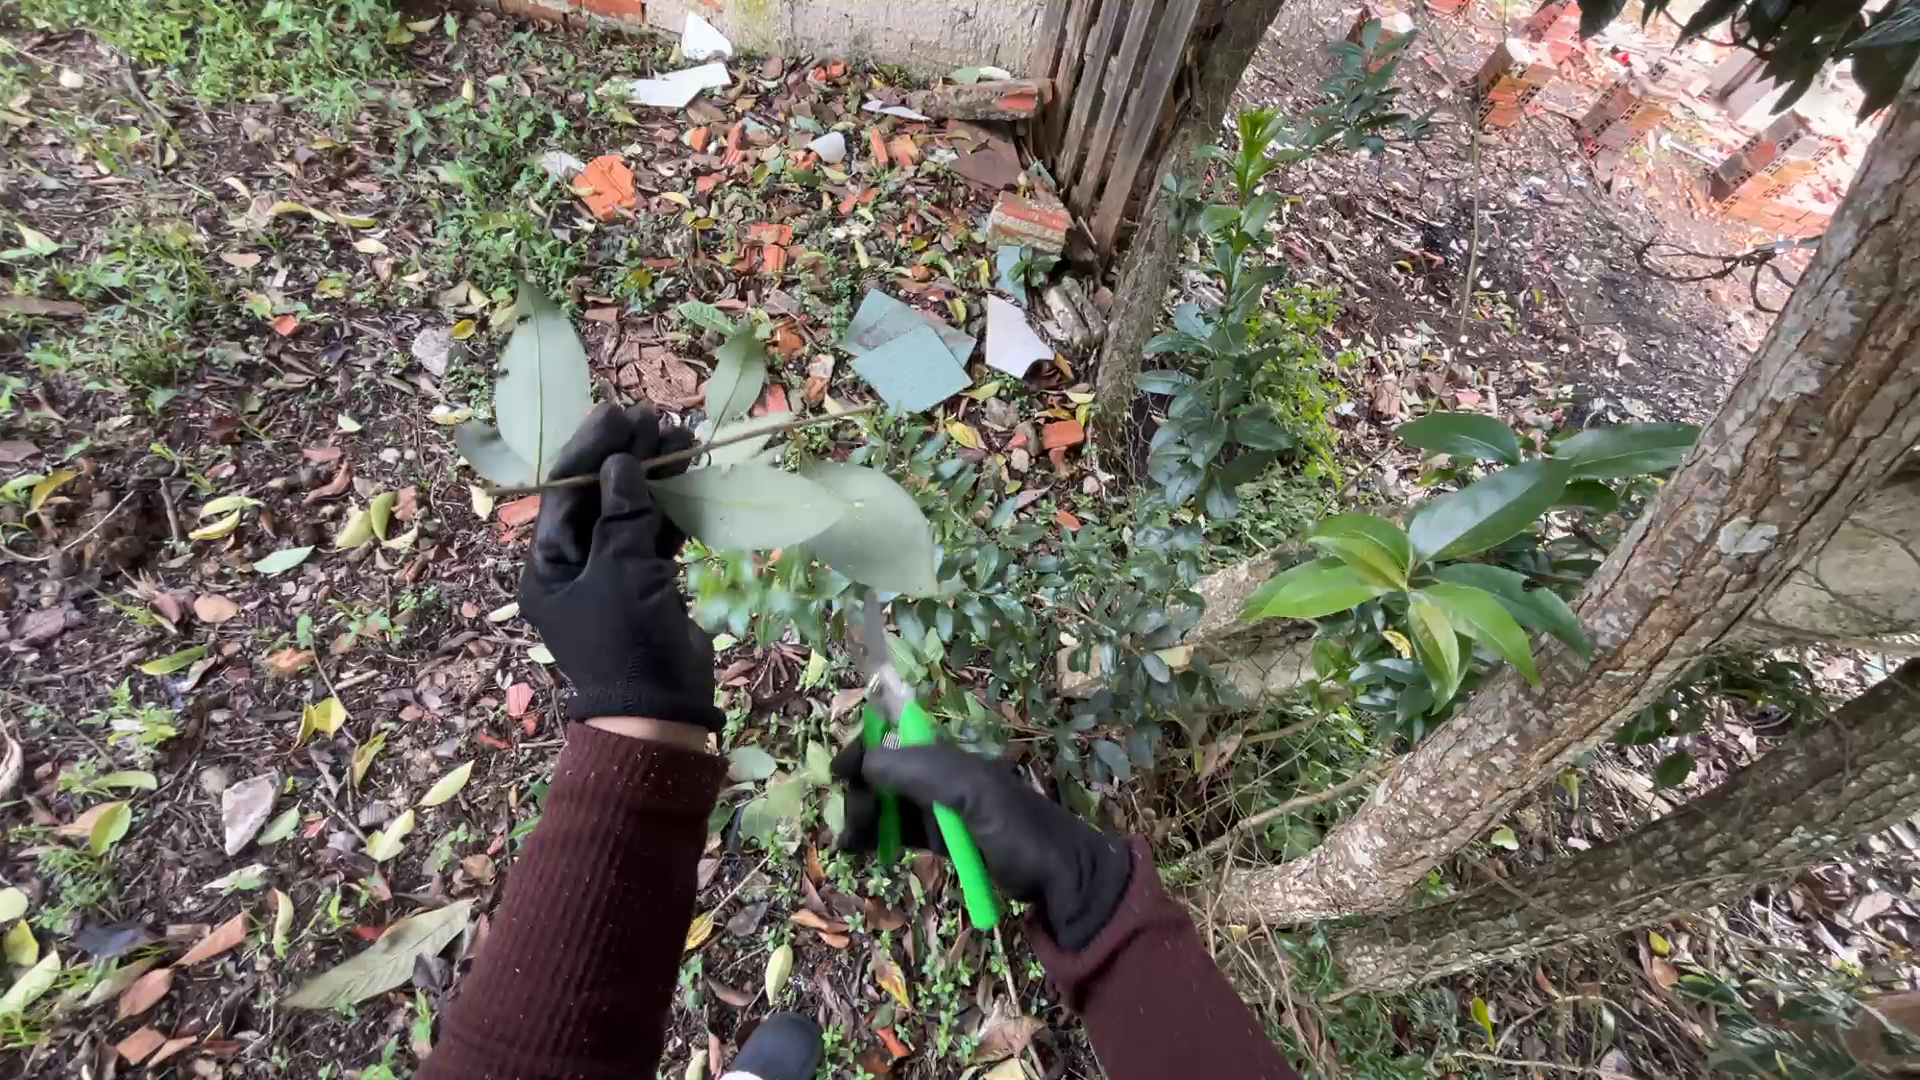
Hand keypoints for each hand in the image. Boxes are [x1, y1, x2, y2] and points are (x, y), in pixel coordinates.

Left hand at [519, 404, 722, 732]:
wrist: (662, 710)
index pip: (565, 491)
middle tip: (658, 420)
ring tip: (683, 439)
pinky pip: (656, 535)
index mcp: (548, 564)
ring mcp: (613, 573)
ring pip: (632, 511)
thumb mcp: (622, 574)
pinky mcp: (647, 583)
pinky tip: (692, 479)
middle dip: (628, 458)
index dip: (592, 449)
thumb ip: (623, 516)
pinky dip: (674, 508)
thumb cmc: (628, 643)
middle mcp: (574, 563)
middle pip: (599, 496)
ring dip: (657, 478)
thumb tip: (621, 464)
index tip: (621, 413)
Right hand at [833, 742, 1132, 949]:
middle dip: (861, 794)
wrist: (1057, 877)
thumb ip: (923, 773)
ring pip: (887, 805)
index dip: (863, 751)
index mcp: (946, 758)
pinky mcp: (942, 839)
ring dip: (863, 819)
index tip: (838, 776)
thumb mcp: (972, 794)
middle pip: (883, 774)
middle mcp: (938, 777)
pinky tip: (863, 851)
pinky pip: (900, 832)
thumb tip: (869, 761)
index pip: (893, 741)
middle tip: (852, 828)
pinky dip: (879, 838)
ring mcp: (940, 809)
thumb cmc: (1017, 829)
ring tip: (850, 846)